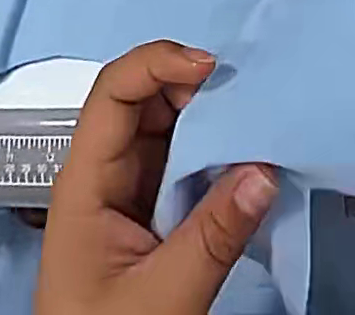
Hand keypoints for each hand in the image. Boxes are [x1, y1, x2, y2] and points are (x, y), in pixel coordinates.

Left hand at [37, 40, 278, 314]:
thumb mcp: (161, 298)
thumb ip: (214, 235)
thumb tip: (266, 168)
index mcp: (87, 178)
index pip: (113, 92)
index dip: (156, 63)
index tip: (210, 68)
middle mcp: (108, 167)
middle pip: (143, 96)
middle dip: (191, 82)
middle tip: (242, 94)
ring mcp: (132, 182)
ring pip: (168, 121)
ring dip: (208, 112)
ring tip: (251, 115)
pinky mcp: (156, 201)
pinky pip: (186, 153)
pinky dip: (216, 143)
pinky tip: (244, 147)